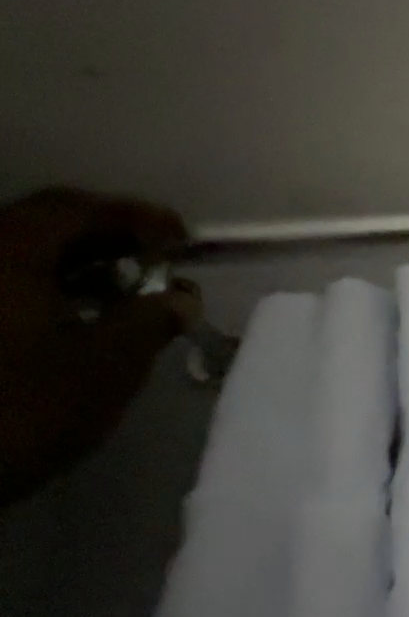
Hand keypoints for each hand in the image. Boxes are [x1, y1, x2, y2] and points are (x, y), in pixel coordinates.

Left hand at [0, 188, 201, 504]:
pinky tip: (61, 324)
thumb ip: (150, 320)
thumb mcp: (107, 366)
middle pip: (34, 229)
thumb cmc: (18, 408)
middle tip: (155, 269)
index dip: (135, 216)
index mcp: (2, 254)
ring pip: (9, 261)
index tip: (182, 240)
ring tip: (116, 300)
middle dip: (102, 243)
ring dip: (67, 271)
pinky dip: (33, 294)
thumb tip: (179, 296)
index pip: (73, 209)